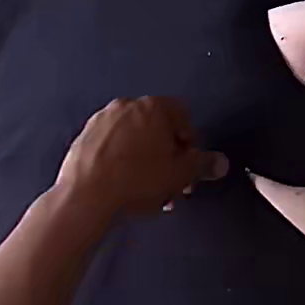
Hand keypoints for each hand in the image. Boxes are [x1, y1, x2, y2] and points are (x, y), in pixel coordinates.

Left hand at [55, 97, 229, 218]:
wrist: (85, 199)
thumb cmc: (134, 182)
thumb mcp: (179, 176)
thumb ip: (203, 165)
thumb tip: (220, 163)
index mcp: (154, 107)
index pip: (183, 114)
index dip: (189, 140)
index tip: (186, 162)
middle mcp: (127, 105)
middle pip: (157, 125)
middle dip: (166, 152)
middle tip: (168, 179)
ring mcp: (103, 119)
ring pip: (134, 135)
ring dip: (143, 156)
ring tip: (145, 187)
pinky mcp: (85, 136)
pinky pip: (111, 143)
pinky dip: (119, 157)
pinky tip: (121, 182)